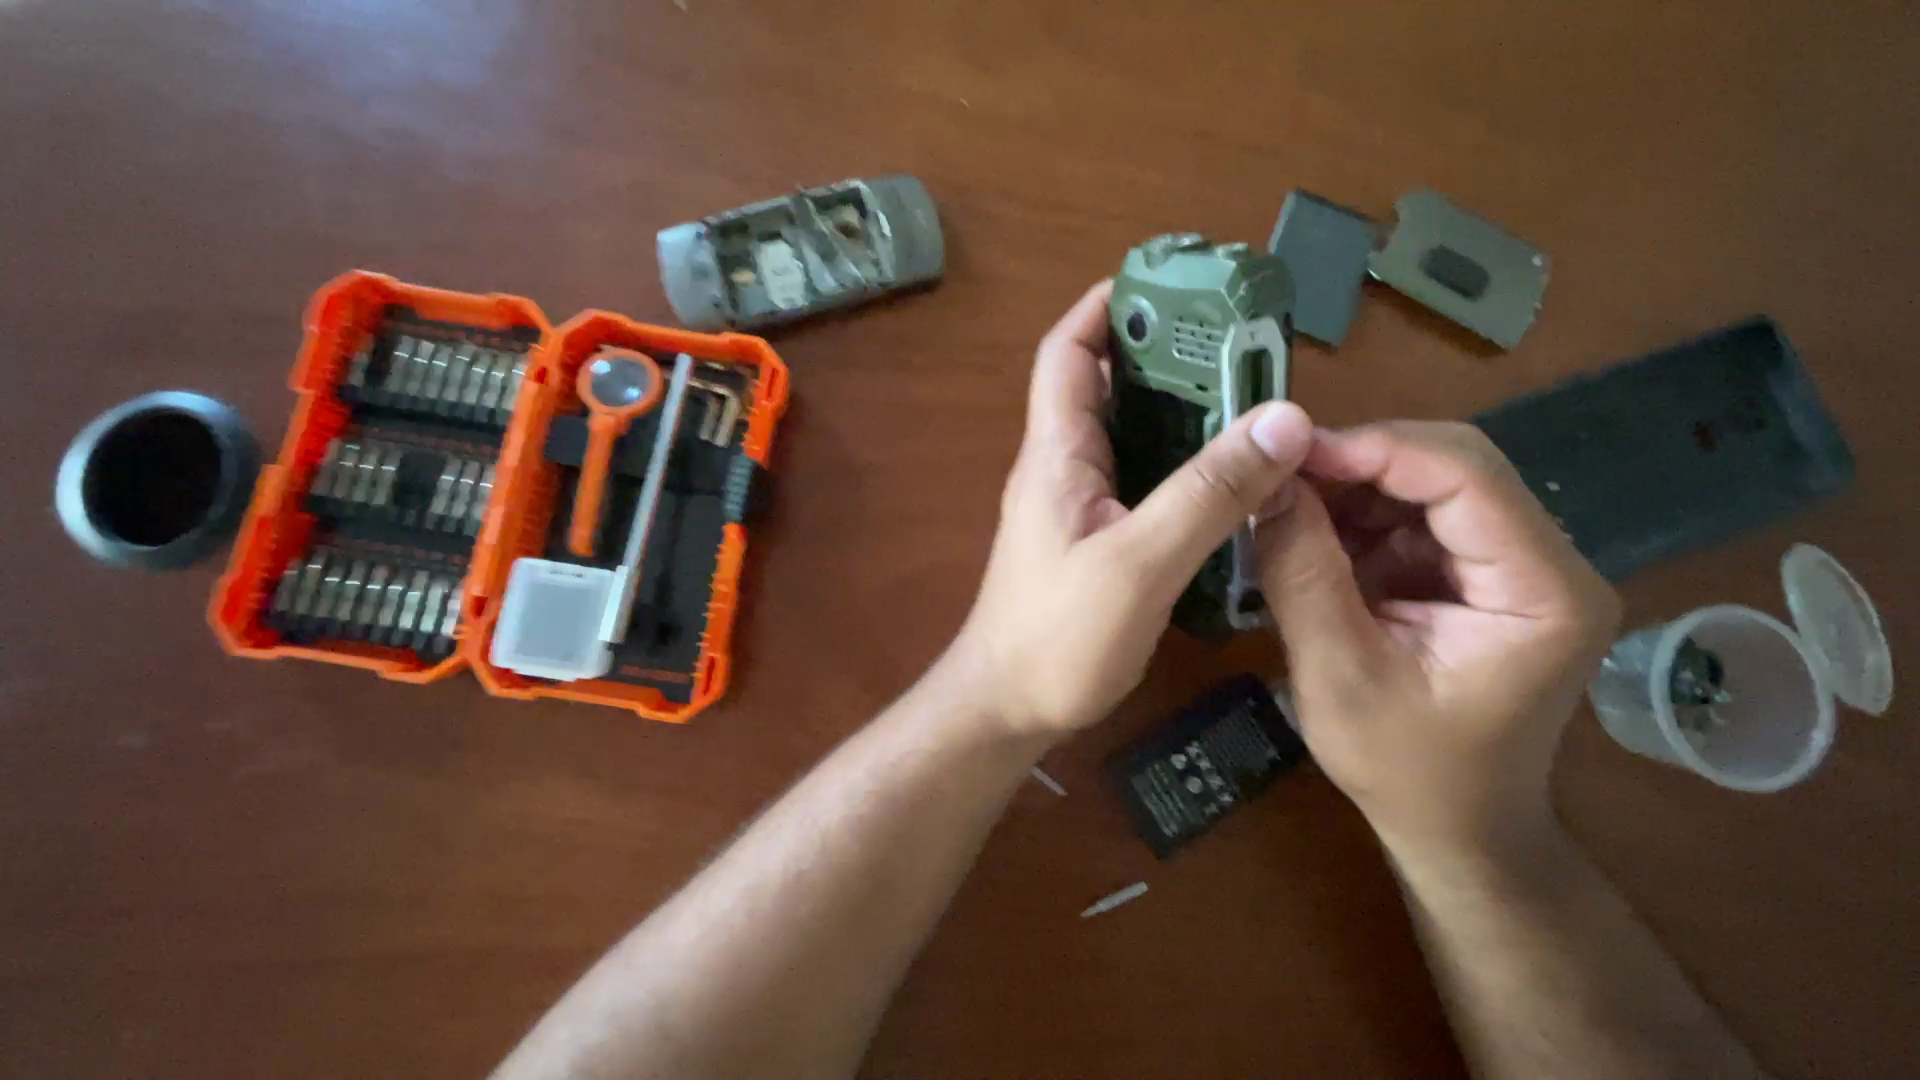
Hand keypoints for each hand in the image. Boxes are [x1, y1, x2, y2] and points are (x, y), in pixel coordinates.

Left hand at [950, 281, 1313, 736]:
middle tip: (1239, 341)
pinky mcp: (1092, 540)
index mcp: (1056, 453)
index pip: (1067, 352)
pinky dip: (1179, 463)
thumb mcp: (1140, 561)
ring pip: (1127, 434)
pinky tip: (1228, 474)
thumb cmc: (1059, 636)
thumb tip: (1284, 415)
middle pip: (1104, 384)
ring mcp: (1075, 505)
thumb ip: (1209, 492)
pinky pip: (1139, 480)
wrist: (1008, 707)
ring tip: (1249, 396)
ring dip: (1177, 409)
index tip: (1168, 282)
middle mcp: (1061, 467)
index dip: (1105, 306)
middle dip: (1161, 352)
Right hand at [1259, 422, 1621, 858]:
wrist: (1456, 826)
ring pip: (1428, 483)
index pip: (1466, 475)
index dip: (1372, 449)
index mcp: (1542, 590)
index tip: (1286, 454)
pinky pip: (1413, 517)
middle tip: (1274, 478)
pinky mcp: (1478, 574)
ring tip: (1279, 511)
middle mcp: (1547, 561)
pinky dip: (1355, 519)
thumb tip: (1264, 483)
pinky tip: (1307, 538)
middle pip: (1453, 466)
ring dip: (1349, 490)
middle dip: (1357, 464)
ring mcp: (1514, 565)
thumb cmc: (1405, 769)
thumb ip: (1302, 574)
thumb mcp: (1337, 675)